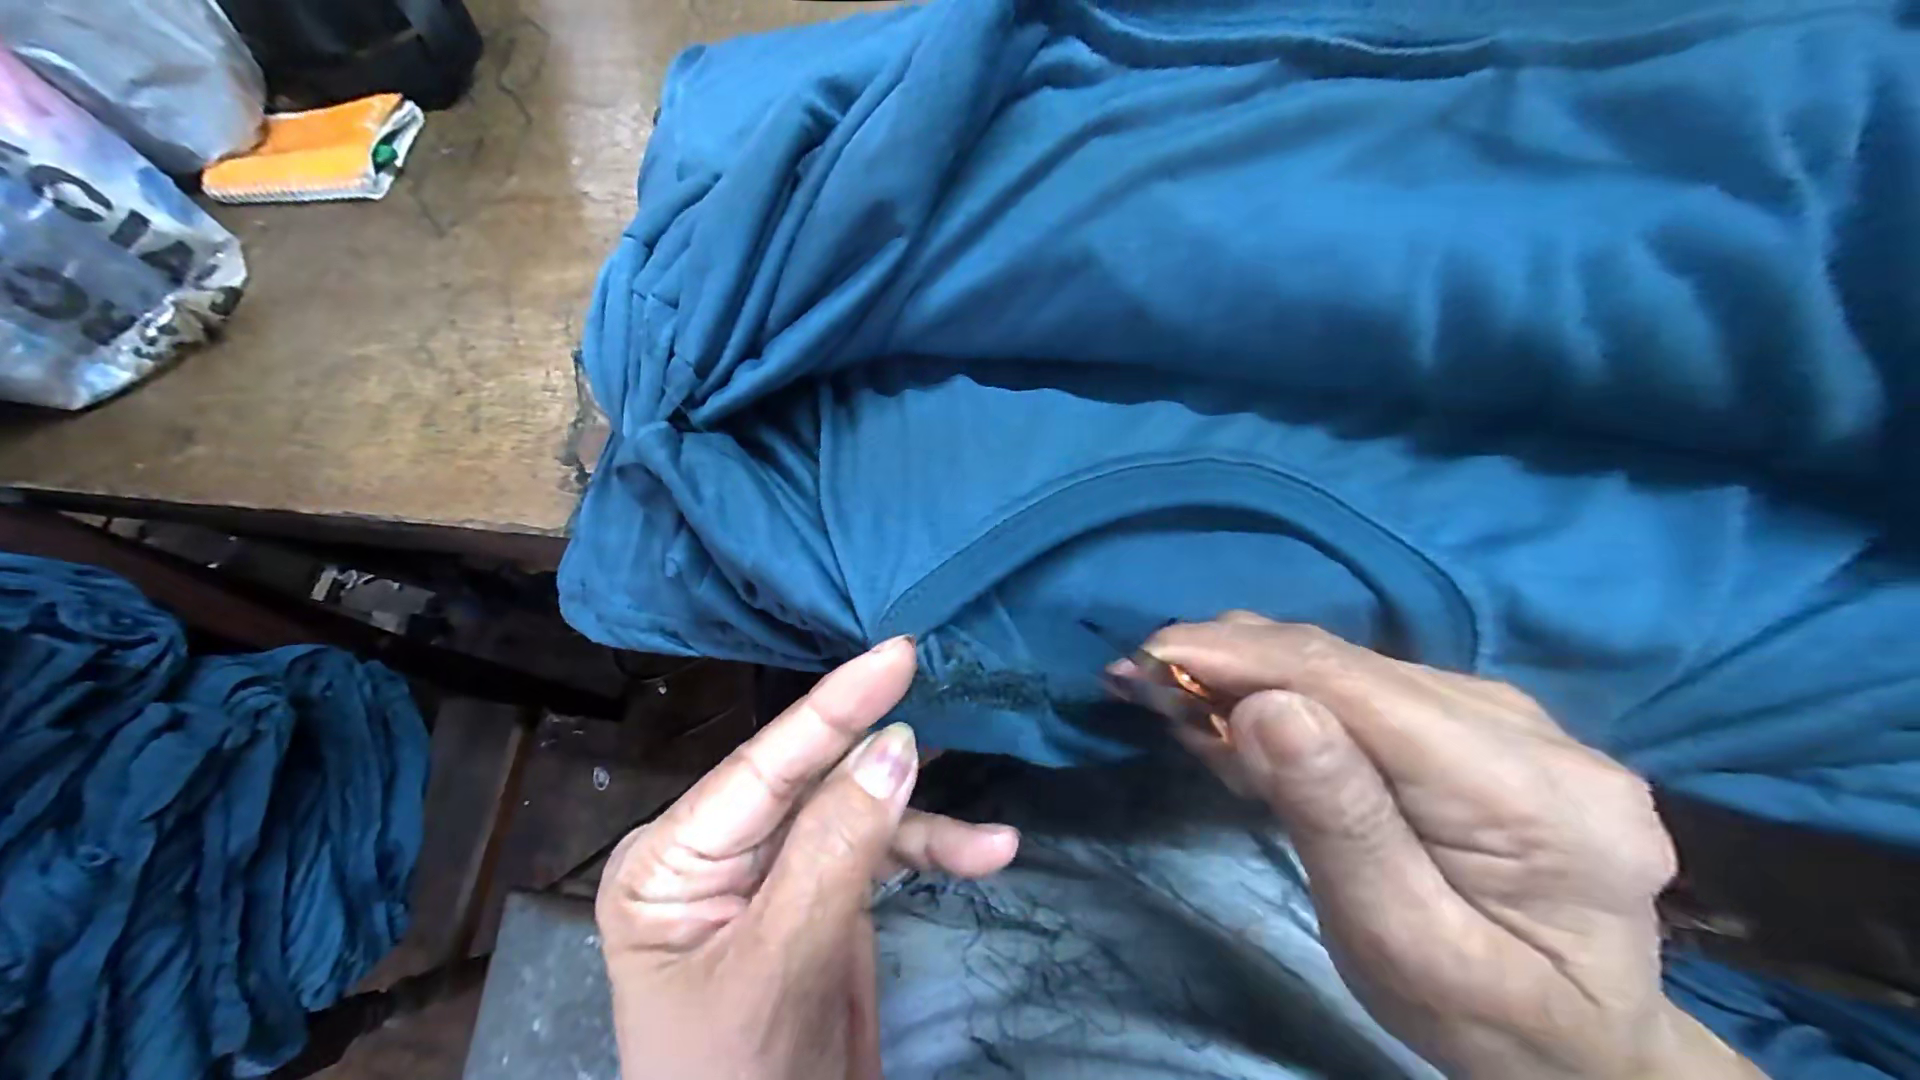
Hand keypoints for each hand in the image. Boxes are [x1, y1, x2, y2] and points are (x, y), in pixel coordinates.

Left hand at [595, 637, 1019, 1079]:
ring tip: (987, 834)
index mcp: (671, 857)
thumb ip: (836, 848)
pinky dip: (931, 851)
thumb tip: (894, 745)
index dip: (836, 704)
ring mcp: (774, 865)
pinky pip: (879, 849)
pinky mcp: (820, 887)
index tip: (899, 652)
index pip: (764, 763)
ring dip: (922, 818)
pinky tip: (986, 854)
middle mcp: (719, 846)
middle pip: (811, 774)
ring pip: (856, 807)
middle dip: (876, 740)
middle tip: (930, 675)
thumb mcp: (782, 965)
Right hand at [1135, 613, 1761, 1079]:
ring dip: (1244, 673)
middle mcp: (1526, 727)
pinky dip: (1278, 689)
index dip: (1242, 658)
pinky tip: (1233, 711)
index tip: (1146, 658)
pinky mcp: (1466, 713)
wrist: (1577, 1035)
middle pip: (1343, 662)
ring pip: (1339, 661)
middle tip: (1137, 680)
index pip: (1357, 687)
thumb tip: (1264, 707)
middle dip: (1226, 661)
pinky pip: (1351, 680)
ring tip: (1173, 700)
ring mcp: (1501, 711)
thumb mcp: (1399, 945)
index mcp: (1532, 796)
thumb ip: (1340, 822)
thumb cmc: (1484, 1017)